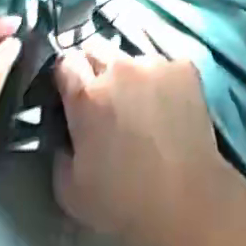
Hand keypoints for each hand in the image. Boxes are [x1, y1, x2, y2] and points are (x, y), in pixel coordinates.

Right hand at [49, 44, 242, 245]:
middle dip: (93, 66)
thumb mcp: (67, 184)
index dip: (65, 76)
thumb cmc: (120, 197)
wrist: (183, 194)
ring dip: (129, 73)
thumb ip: (59, 144)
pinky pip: (164, 64)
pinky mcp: (186, 65)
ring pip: (133, 56)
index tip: (69, 91)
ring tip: (139, 102)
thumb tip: (65, 125)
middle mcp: (122, 68)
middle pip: (98, 48)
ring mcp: (157, 62)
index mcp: (87, 95)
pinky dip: (160, 78)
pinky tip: (165, 102)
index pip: (65, 61)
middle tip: (101, 95)